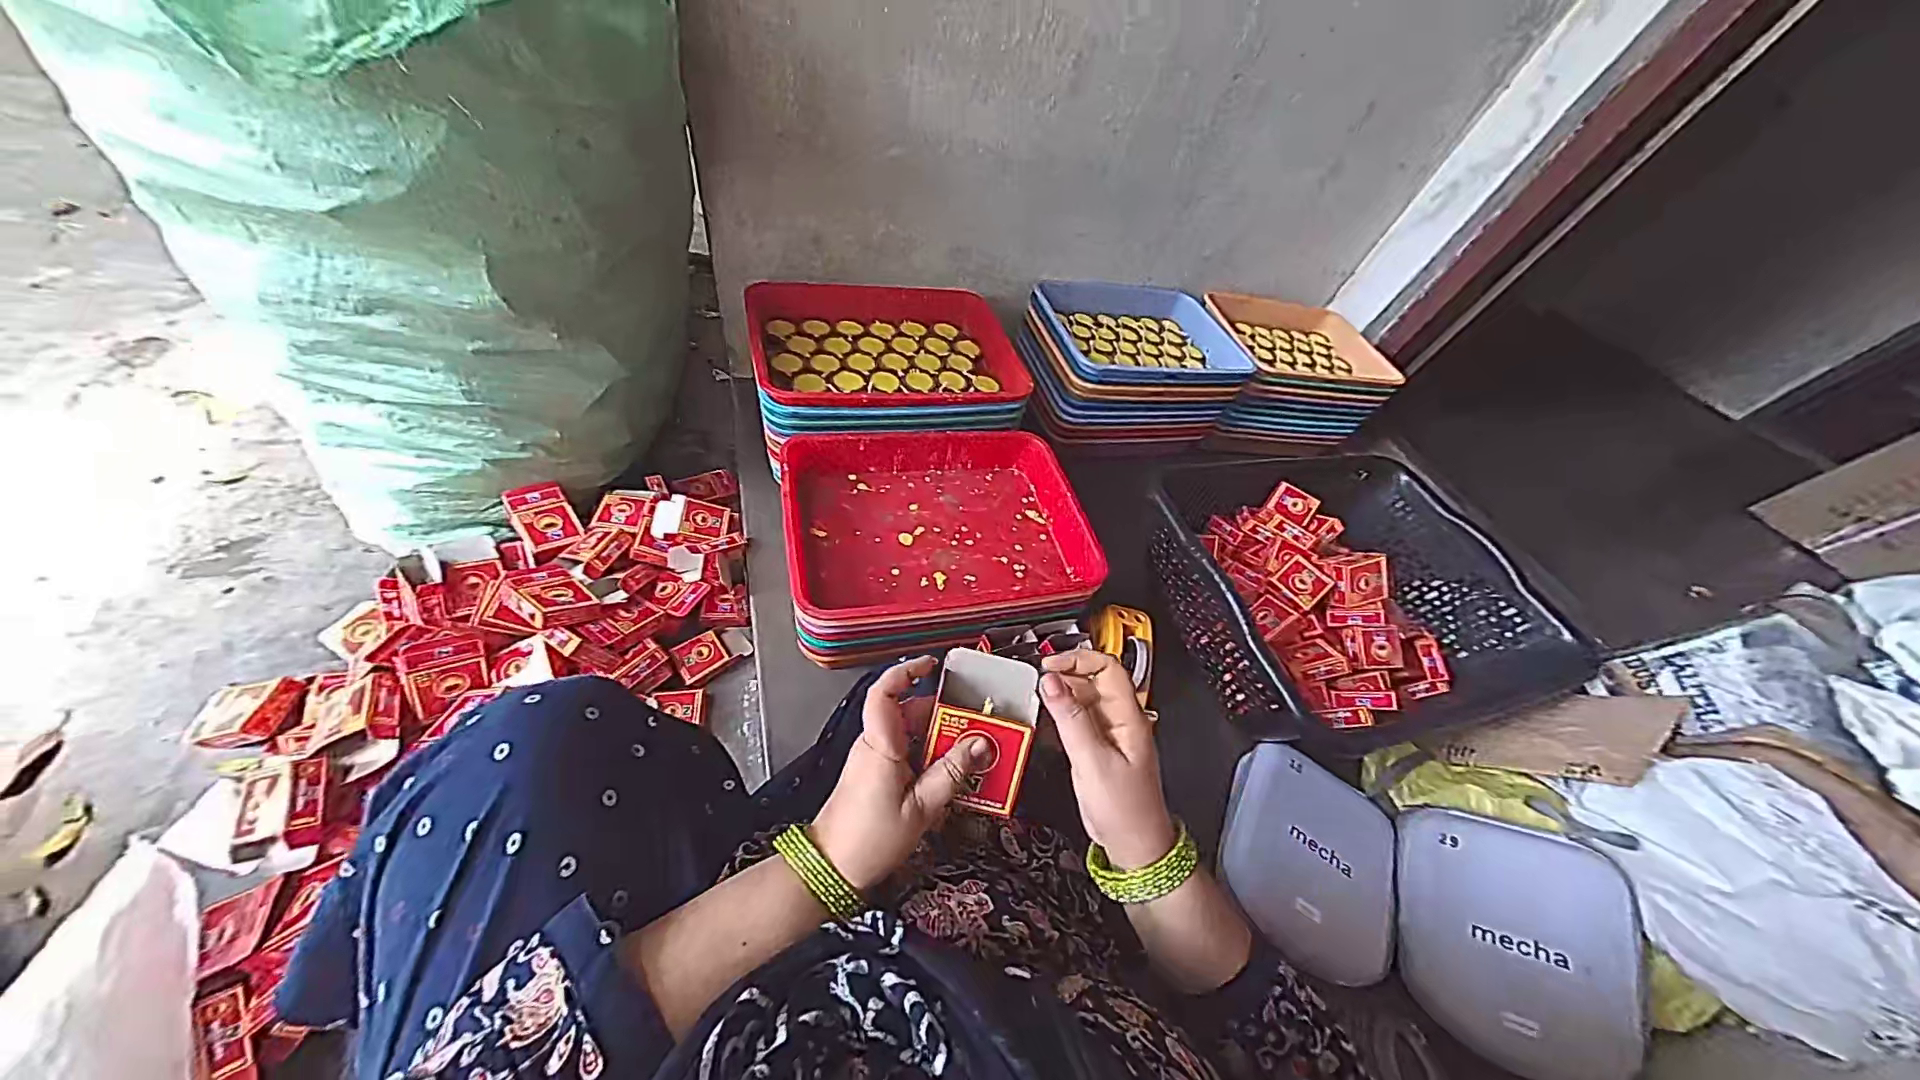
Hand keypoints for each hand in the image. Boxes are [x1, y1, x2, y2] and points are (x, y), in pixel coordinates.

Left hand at [811, 656, 993, 889]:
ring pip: (912, 733)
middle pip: (911, 713)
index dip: (908, 670)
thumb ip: (952, 772)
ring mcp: (874, 758)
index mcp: (881, 745)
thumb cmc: (867, 840)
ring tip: (968, 757)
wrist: (833, 868)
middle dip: (944, 716)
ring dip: (940, 740)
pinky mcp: (877, 773)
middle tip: (974, 729)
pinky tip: (948, 776)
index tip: (932, 665)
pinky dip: (929, 757)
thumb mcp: (921, 808)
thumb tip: (978, 744)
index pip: (886, 690)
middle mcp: (874, 745)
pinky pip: (907, 752)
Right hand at [1041, 649, 1176, 868]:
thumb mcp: (1092, 760)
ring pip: (1086, 696)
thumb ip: (1070, 719)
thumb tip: (1051, 683)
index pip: (1108, 667)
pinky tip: (1051, 717)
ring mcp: (1112, 733)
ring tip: (1042, 696)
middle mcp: (1122, 720)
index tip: (1051, 664)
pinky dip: (1064, 711)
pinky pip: (1081, 717)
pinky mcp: (1100, 746)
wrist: (1135, 847)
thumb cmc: (1125, 812)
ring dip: (1064, 691)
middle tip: (1041, 680)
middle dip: (1067, 672)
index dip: (1079, 658)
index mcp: (1129, 718)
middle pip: (1095, 678)